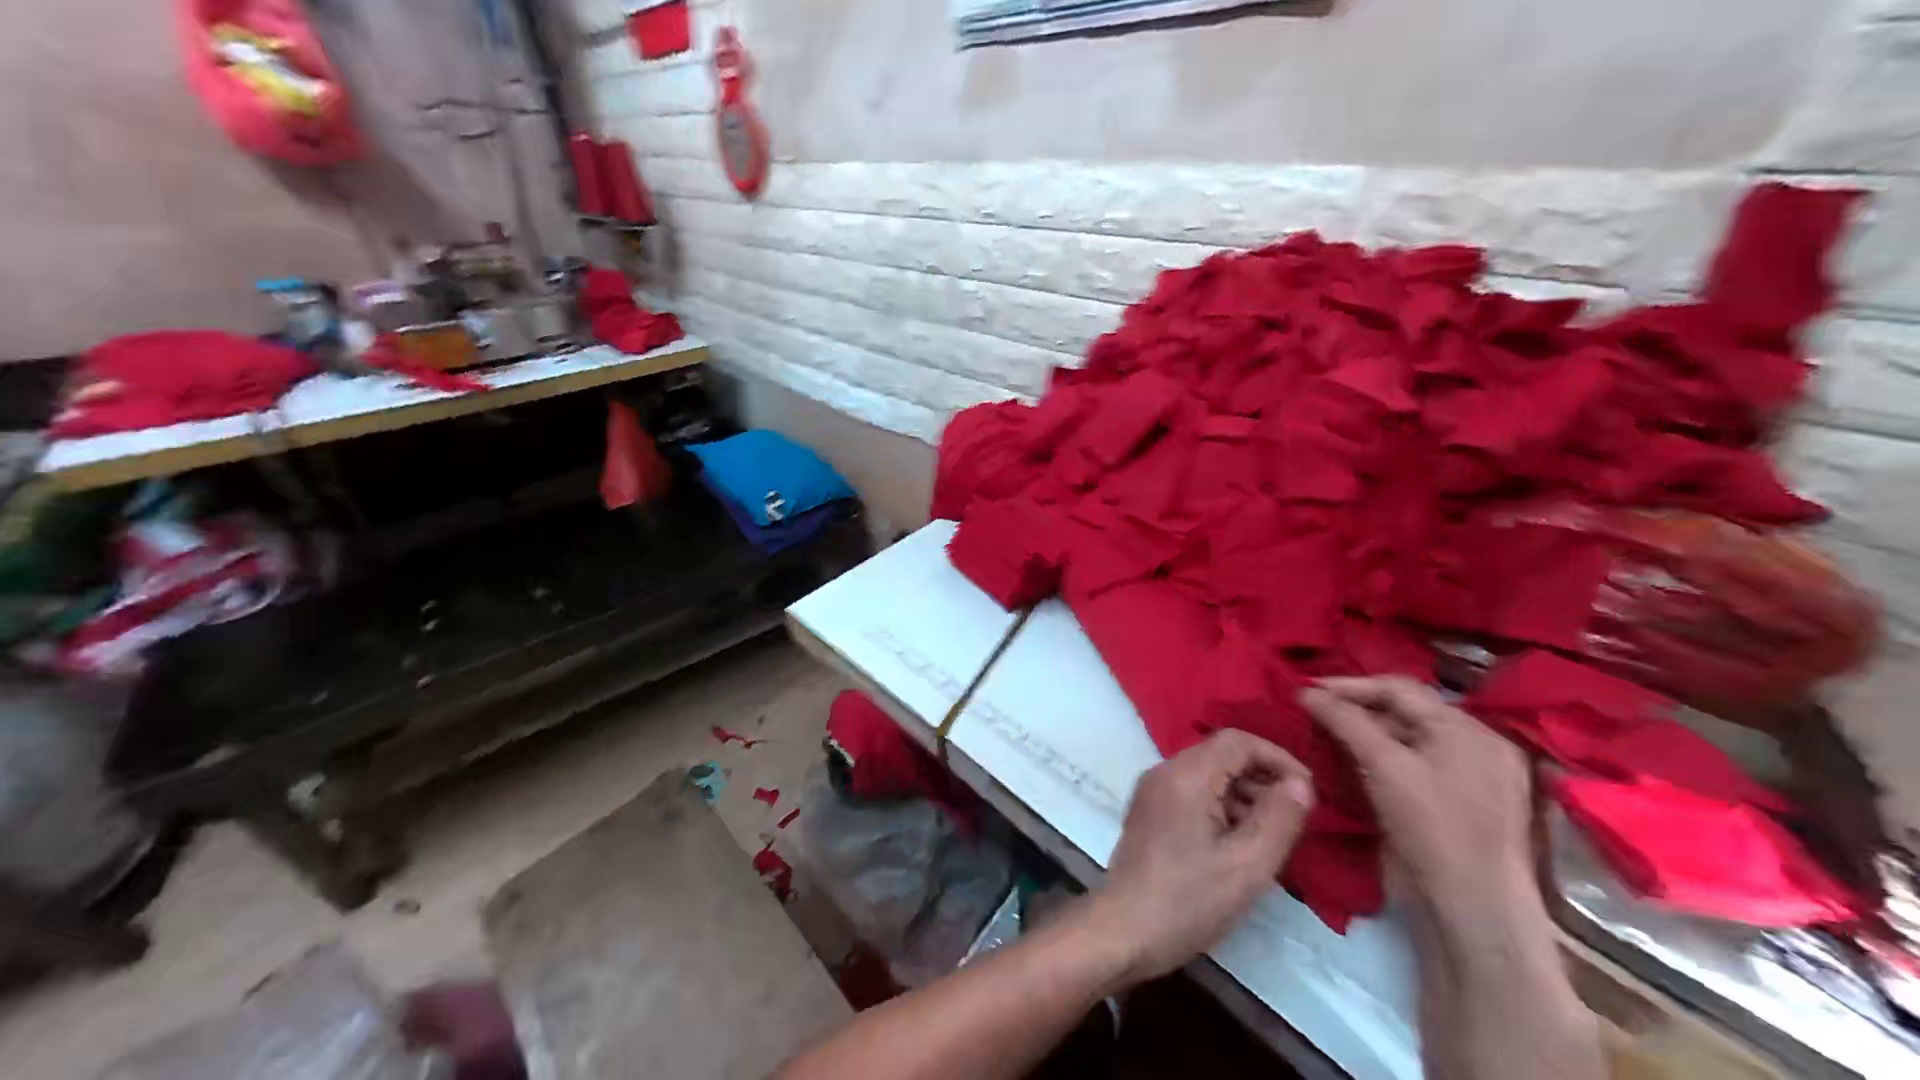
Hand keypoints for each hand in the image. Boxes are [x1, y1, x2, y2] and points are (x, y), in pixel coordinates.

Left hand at [1080, 729, 1313, 984]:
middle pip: (1221, 755)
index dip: (1278, 758)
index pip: (1238, 741)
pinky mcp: (1149, 812)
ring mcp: (1152, 791)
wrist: (1124, 930)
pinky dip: (1221, 807)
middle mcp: (1164, 772)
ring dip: (1243, 795)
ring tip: (1273, 835)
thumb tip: (1300, 785)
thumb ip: (1278, 819)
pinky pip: (1192, 793)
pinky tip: (1240, 843)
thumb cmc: (1188, 899)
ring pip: (1208, 775)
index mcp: (1186, 775)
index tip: (1308, 791)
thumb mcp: (1247, 864)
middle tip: (1294, 817)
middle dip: (1262, 778)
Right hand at [1299, 677, 1534, 922]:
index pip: (1400, 689)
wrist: (1471, 909)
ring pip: (1406, 739)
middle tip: (1311, 712)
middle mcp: (1474, 745)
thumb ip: (1345, 721)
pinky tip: (1349, 760)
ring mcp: (1468, 776)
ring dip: (1364, 734)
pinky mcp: (1454, 803)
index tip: (1306, 690)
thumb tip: (1306, 691)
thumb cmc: (1431, 827)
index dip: (1349, 686)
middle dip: (1355, 709)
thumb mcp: (1384, 765)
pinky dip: (1379, 757)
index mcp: (1468, 730)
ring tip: (1322, 733)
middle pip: (1404, 712)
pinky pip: (1412, 764)